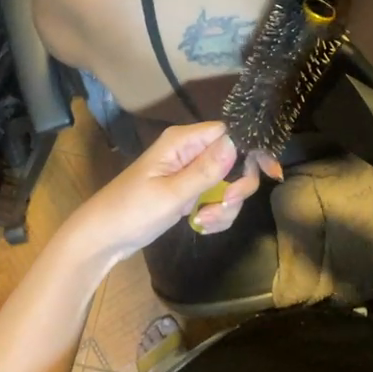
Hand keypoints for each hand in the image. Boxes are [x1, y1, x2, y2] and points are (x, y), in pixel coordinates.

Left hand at [66, 123, 261, 262]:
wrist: (103, 238)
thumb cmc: (131, 211)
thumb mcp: (171, 194)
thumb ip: (206, 170)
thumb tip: (237, 143)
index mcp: (183, 142)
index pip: (230, 133)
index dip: (252, 150)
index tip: (269, 173)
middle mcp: (190, 152)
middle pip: (235, 161)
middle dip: (236, 188)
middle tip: (224, 205)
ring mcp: (190, 174)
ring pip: (228, 185)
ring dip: (224, 208)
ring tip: (201, 223)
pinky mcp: (189, 194)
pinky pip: (216, 200)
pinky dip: (215, 215)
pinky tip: (200, 226)